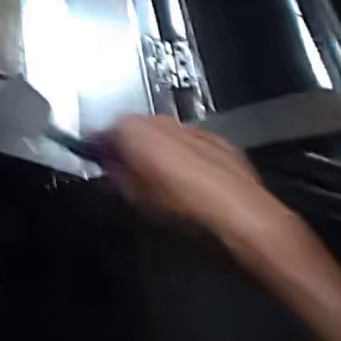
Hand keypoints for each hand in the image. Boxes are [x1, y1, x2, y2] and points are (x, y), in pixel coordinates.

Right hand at [104, 114, 300, 251]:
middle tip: (127, 172)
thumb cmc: (189, 210)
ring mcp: (189, 128)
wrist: (244, 220)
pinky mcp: (217, 141)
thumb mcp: (134, 197)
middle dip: (127, 146)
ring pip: (161, 133)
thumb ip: (113, 175)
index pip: (101, 132)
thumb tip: (110, 170)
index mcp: (131, 128)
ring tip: (160, 179)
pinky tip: (190, 180)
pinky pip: (191, 142)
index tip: (96, 159)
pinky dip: (186, 155)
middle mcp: (158, 120)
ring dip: (156, 149)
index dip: (97, 148)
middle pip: (131, 127)